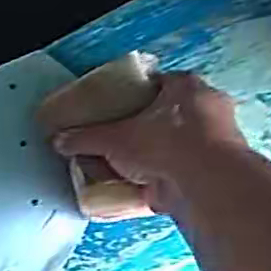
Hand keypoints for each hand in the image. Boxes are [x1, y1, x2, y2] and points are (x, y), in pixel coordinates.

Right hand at [51, 73, 249, 214]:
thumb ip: (82, 138)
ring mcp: (211, 141)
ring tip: (114, 167)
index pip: (158, 81)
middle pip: (163, 115)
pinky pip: (171, 171)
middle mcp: (206, 109)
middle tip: (109, 139)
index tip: (112, 106)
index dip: (134, 92)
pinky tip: (126, 188)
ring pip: (168, 144)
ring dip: (143, 156)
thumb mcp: (111, 139)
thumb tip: (58, 140)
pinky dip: (150, 180)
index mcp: (187, 87)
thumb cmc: (164, 144)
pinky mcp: (208, 170)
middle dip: (136, 129)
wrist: (203, 184)